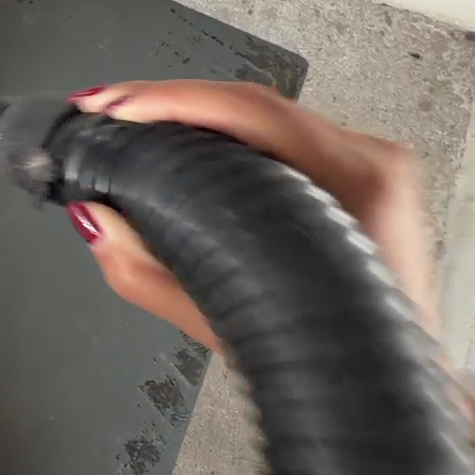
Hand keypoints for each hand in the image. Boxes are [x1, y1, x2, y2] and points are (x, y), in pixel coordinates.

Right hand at [65, 80, 436, 350]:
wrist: (381, 376)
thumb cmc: (322, 352)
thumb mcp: (221, 324)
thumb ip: (146, 276)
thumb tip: (93, 221)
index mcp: (355, 187)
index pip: (253, 114)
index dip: (174, 101)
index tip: (116, 108)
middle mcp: (365, 161)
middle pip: (249, 103)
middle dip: (163, 99)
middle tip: (101, 106)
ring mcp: (358, 159)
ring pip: (256, 111)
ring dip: (182, 107)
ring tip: (123, 112)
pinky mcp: (342, 165)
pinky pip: (265, 127)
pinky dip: (208, 122)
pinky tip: (168, 125)